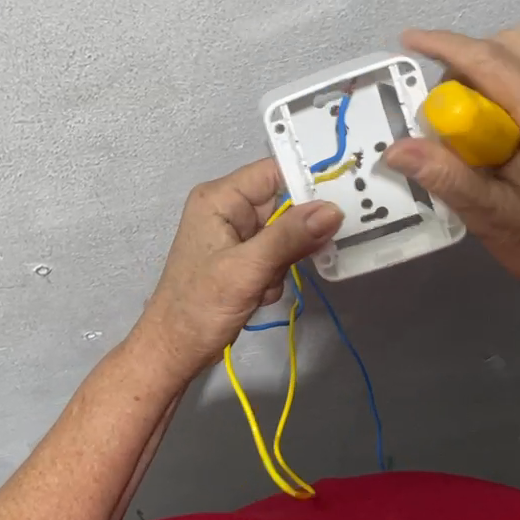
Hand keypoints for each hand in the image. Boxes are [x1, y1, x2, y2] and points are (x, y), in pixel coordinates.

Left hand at [131, 161, 343, 377]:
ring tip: (262, 283)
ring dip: (284, 262)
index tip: (343, 198)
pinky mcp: (242, 259)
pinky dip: (275, 276)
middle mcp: (228, 209)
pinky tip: (257, 294)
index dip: (308, 181)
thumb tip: (333, 209)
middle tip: (294, 259)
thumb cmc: (201, 305)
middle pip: (285, 204)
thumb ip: (290, 237)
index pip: (274, 171)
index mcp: (221, 198)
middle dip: (294, 236)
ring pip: (285, 234)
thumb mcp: (248, 268)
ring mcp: (235, 235)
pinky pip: (276, 256)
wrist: (175, 348)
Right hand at [381, 27, 519, 323]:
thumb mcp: (494, 219)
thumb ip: (447, 178)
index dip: (444, 45)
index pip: (490, 61)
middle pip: (514, 43)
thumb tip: (396, 149)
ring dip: (492, 65)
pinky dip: (513, 78)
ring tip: (467, 111)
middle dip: (468, 57)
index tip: (407, 40)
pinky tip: (498, 120)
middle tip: (441, 102)